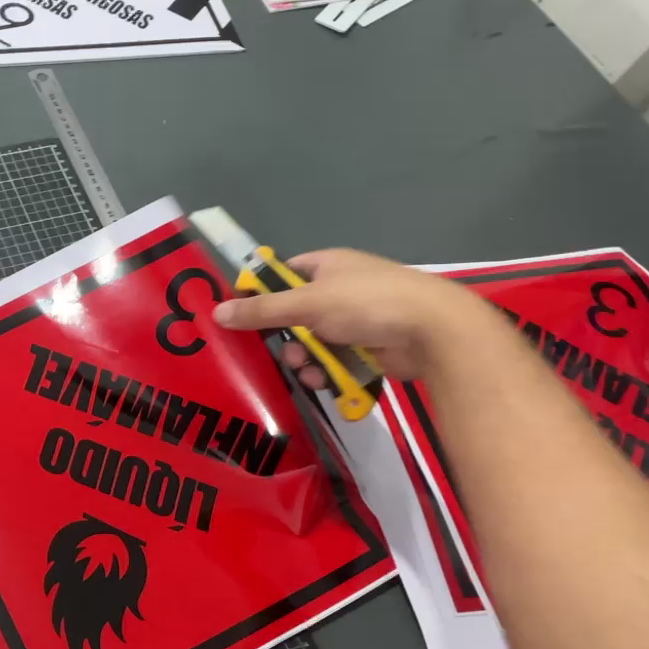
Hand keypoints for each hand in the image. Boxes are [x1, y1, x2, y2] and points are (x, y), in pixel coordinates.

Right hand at [212, 248, 493, 386]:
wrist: (432, 332)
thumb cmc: (367, 303)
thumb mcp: (307, 303)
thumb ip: (261, 311)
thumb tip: (217, 312)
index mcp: (327, 266)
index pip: (284, 275)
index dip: (263, 294)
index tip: (244, 316)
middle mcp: (340, 291)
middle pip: (295, 316)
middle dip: (287, 339)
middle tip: (284, 353)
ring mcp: (356, 321)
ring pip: (314, 343)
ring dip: (306, 360)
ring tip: (309, 372)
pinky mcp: (368, 349)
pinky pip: (335, 361)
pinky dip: (327, 372)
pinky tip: (326, 381)